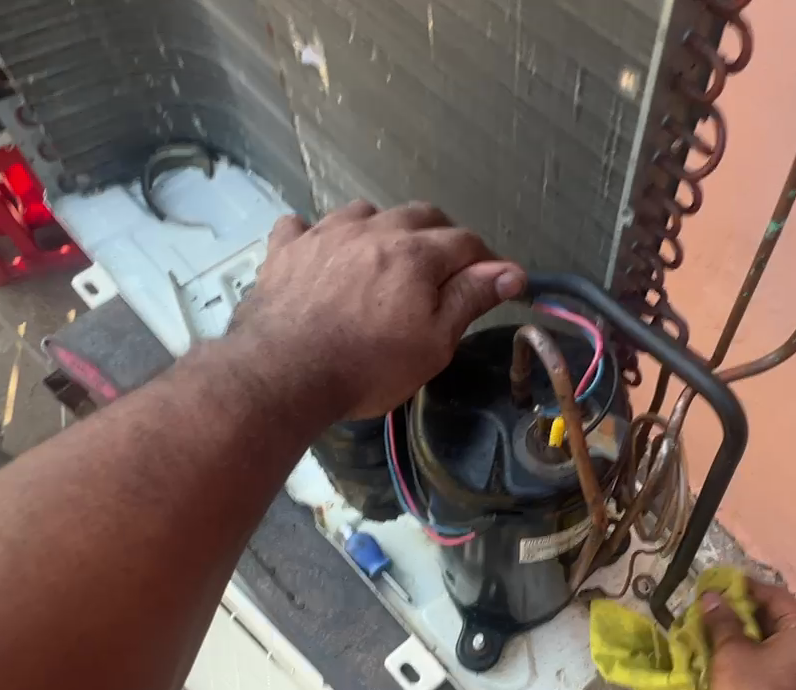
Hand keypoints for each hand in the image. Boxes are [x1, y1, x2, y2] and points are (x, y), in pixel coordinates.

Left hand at [229, 200, 524, 419]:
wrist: (285, 373)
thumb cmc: (370, 366)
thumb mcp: (434, 343)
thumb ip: (470, 299)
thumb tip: (510, 271)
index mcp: (416, 254)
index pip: (466, 243)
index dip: (487, 260)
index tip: (497, 280)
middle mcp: (373, 230)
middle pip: (420, 215)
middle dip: (442, 236)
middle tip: (446, 269)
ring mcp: (325, 234)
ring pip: (365, 211)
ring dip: (385, 228)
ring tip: (385, 258)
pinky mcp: (285, 249)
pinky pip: (304, 224)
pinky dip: (320, 235)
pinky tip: (322, 253)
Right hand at [701, 580, 795, 689]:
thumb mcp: (731, 654)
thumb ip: (723, 621)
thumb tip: (711, 597)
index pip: (775, 595)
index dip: (743, 588)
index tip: (715, 588)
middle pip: (779, 617)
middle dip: (744, 613)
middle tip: (712, 612)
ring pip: (779, 640)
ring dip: (750, 635)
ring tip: (718, 634)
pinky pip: (783, 660)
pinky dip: (760, 654)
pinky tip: (734, 659)